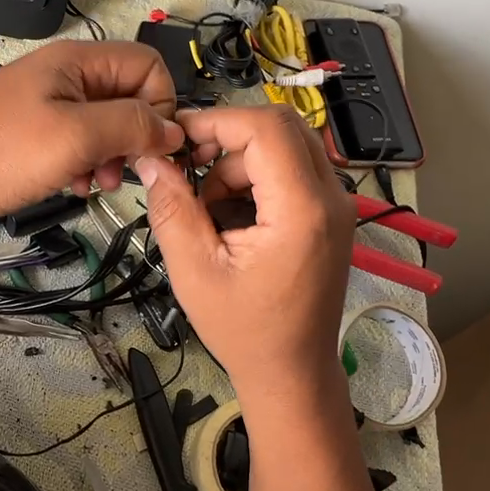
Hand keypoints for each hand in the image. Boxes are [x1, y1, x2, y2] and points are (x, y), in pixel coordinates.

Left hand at [0, 41, 184, 229]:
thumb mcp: (77, 138)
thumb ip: (131, 126)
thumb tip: (173, 129)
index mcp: (75, 61)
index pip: (147, 66)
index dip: (160, 106)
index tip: (152, 147)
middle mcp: (61, 74)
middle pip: (125, 96)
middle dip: (132, 137)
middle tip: (120, 173)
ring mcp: (42, 103)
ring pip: (100, 124)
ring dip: (108, 156)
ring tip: (94, 184)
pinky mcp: (27, 132)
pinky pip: (73, 141)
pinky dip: (81, 164)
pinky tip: (71, 186)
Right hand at [138, 105, 353, 396]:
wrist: (290, 370)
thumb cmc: (242, 330)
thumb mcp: (194, 271)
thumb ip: (172, 210)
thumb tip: (152, 161)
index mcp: (302, 210)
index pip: (265, 128)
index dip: (216, 120)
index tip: (176, 137)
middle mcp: (332, 198)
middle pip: (281, 128)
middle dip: (227, 138)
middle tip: (187, 165)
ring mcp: (337, 206)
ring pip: (286, 147)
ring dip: (239, 162)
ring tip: (206, 208)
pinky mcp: (331, 217)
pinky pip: (293, 172)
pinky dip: (256, 180)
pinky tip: (230, 219)